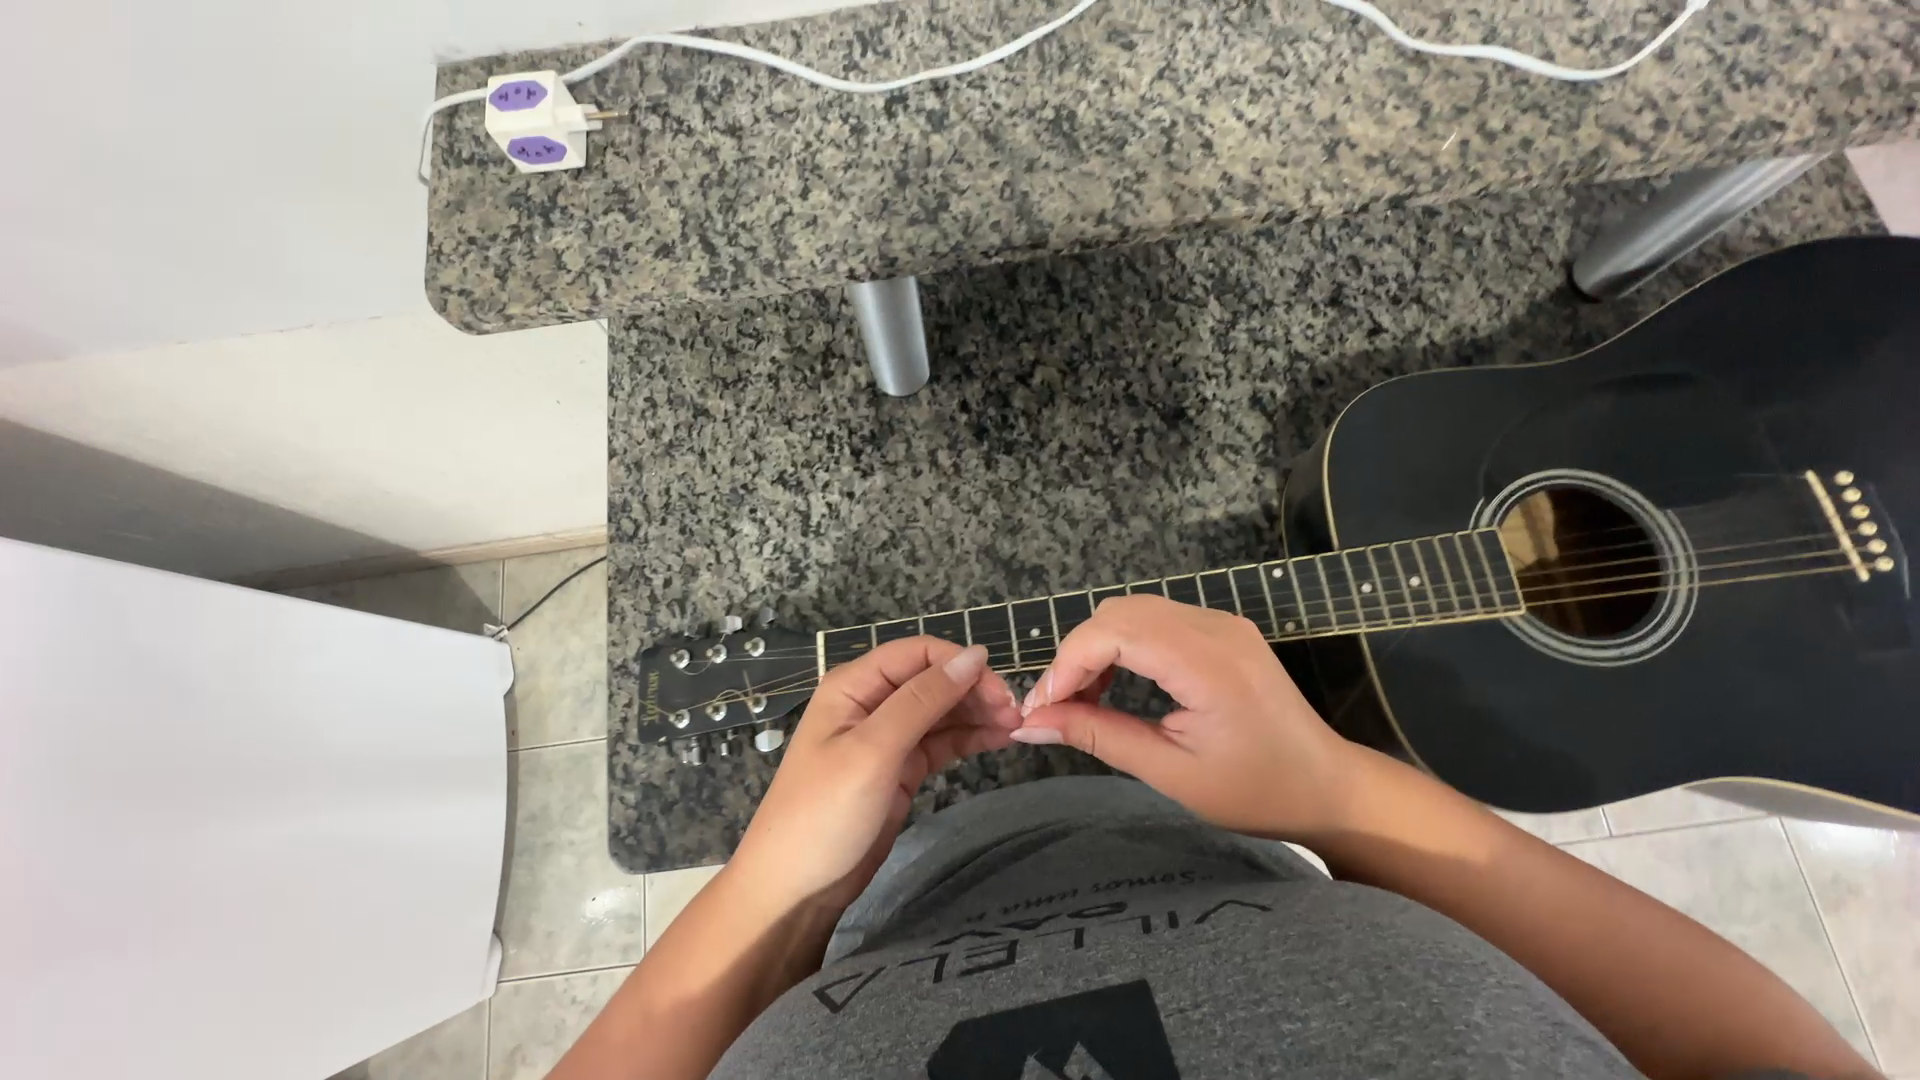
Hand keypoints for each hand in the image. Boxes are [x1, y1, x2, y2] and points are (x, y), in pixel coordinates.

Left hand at [729, 638, 1020, 913]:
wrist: (796, 889)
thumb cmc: (824, 813)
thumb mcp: (874, 751)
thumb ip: (923, 700)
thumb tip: (974, 655)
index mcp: (854, 686)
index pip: (918, 653)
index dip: (960, 663)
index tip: (999, 688)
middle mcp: (871, 703)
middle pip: (933, 680)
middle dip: (974, 690)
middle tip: (1015, 715)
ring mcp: (886, 737)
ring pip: (942, 711)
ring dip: (977, 714)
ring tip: (1016, 729)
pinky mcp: (900, 769)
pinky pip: (941, 742)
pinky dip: (969, 739)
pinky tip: (999, 740)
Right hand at [1011, 595, 1362, 838]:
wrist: (1328, 786)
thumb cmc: (1256, 792)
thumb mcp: (1171, 773)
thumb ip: (1099, 736)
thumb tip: (1031, 724)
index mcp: (1207, 663)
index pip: (1114, 633)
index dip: (1067, 664)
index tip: (1042, 709)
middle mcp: (1213, 627)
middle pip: (1117, 613)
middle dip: (1075, 654)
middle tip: (1056, 707)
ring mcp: (1220, 622)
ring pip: (1131, 611)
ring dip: (1095, 647)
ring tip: (1081, 698)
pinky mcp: (1220, 628)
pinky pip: (1154, 619)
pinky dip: (1121, 644)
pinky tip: (1114, 681)